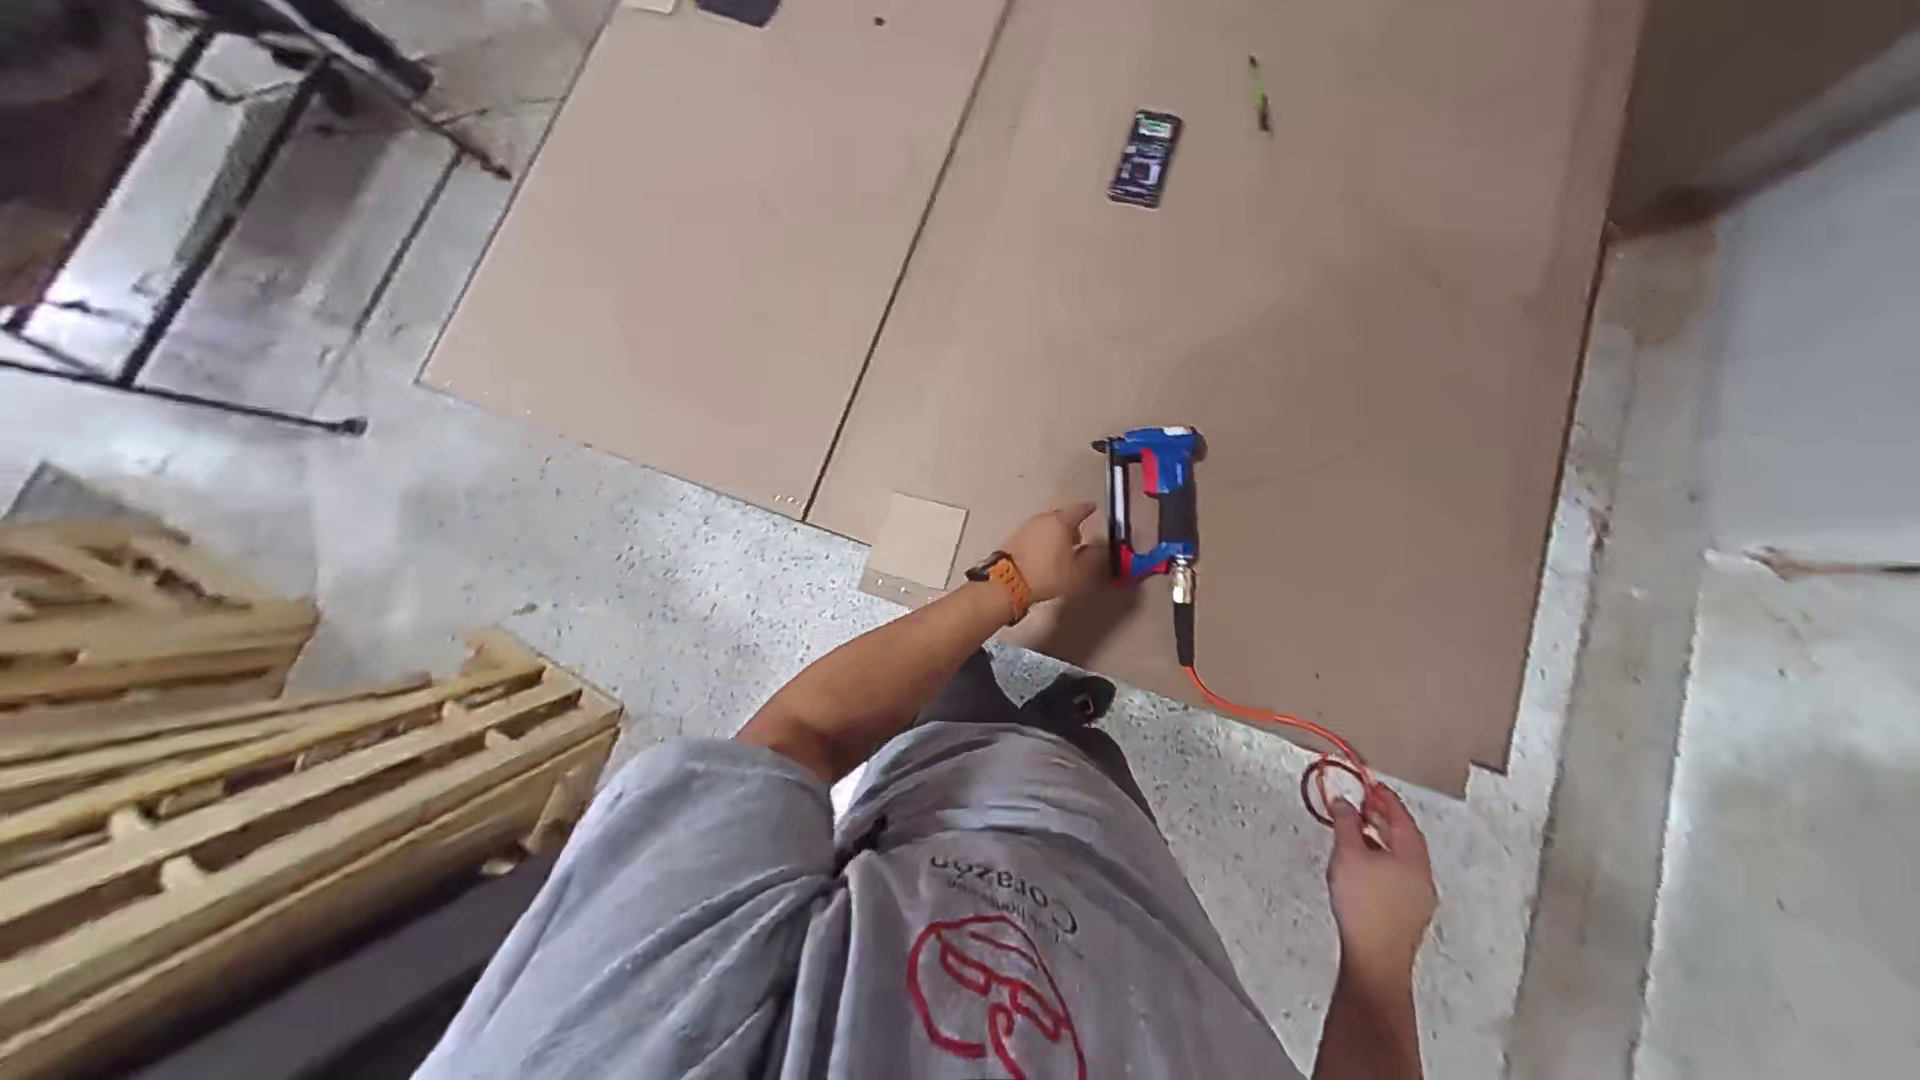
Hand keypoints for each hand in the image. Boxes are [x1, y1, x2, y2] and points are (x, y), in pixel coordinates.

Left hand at [1000, 503, 1107, 602]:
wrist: (1008, 581)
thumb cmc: (1047, 575)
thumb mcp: (1078, 572)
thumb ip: (1092, 559)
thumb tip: (1099, 551)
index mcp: (1060, 522)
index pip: (1079, 509)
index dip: (1088, 509)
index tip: (1093, 507)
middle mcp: (1042, 519)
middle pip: (1061, 516)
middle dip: (1071, 524)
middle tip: (1078, 537)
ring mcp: (1026, 527)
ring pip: (1046, 524)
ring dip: (1055, 532)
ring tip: (1061, 548)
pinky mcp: (1014, 537)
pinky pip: (1034, 533)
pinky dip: (1042, 538)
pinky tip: (1044, 553)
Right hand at [1326, 785, 1436, 989]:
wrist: (1375, 956)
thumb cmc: (1362, 900)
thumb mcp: (1347, 852)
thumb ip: (1346, 822)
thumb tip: (1343, 800)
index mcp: (1413, 856)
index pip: (1402, 817)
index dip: (1385, 797)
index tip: (1370, 783)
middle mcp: (1423, 874)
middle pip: (1405, 837)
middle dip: (1383, 817)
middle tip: (1361, 802)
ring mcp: (1419, 896)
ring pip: (1401, 856)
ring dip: (1381, 838)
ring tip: (1357, 828)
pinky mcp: (1408, 911)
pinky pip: (1398, 872)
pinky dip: (1382, 857)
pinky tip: (1362, 861)